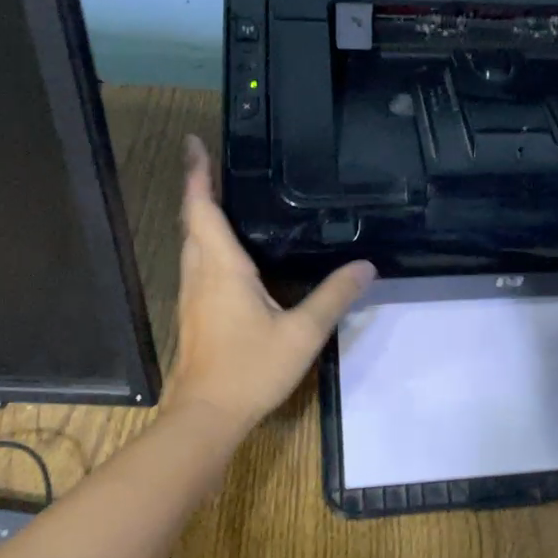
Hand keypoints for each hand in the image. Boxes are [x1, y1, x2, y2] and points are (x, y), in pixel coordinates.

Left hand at [163, 135, 375, 433]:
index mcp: (221, 267)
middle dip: (198, 189)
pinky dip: (206, 243)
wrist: (205, 415)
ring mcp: (191, 295)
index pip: (202, 208)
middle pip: (192, 221)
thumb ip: (334, 296)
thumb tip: (366, 265)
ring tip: (221, 197)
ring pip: (191, 244)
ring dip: (200, 216)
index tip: (194, 142)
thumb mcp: (302, 333)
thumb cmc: (250, 369)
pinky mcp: (193, 314)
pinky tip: (227, 254)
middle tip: (213, 163)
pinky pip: (196, 264)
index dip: (197, 174)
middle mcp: (200, 274)